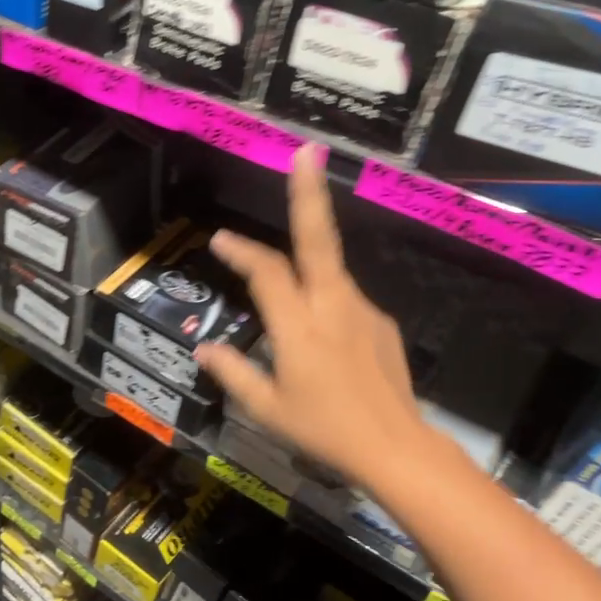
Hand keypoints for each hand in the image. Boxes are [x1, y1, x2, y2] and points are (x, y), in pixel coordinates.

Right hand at [195, 144, 434, 488]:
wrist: (396, 448)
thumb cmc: (323, 429)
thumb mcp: (266, 408)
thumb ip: (233, 372)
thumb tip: (204, 347)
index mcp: (298, 326)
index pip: (266, 273)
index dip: (241, 251)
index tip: (218, 238)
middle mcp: (333, 306)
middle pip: (318, 241)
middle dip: (309, 193)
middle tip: (307, 151)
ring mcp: (363, 312)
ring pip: (328, 271)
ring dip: (305, 259)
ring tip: (281, 276)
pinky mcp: (382, 324)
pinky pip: (344, 300)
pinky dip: (323, 301)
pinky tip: (318, 335)